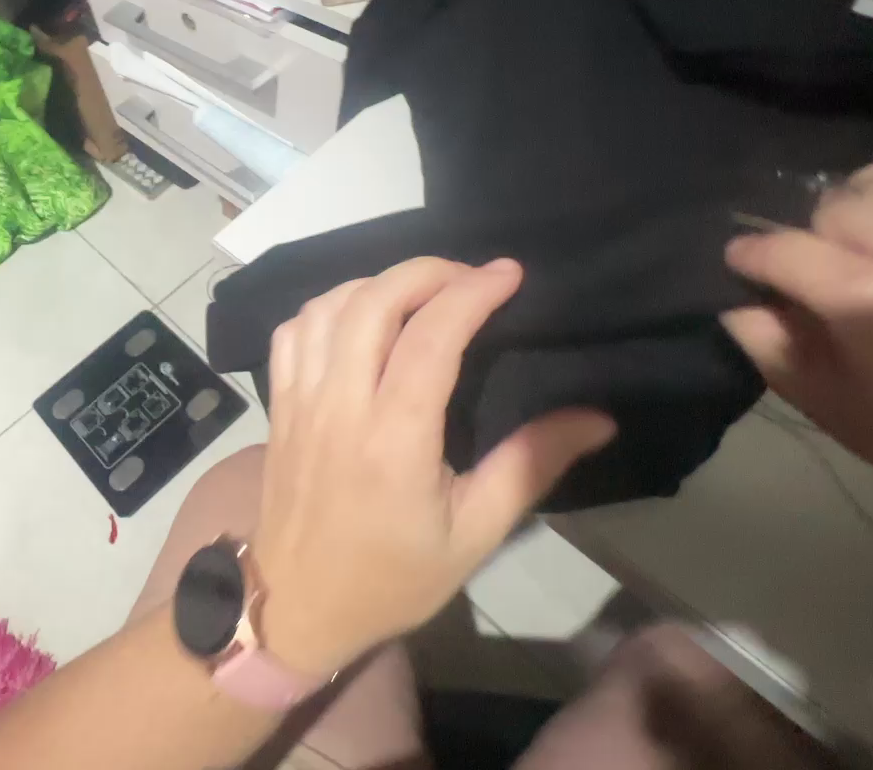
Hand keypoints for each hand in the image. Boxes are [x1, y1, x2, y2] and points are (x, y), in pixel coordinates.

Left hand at [250, 257, 614, 676]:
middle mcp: (339, 404)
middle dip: (423, 272)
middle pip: (371, 304)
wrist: (298, 600)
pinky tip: (353, 315)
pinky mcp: (277, 403)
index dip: (470, 293)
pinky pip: (291, 332)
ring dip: (373, 283)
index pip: (430, 338)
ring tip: (416, 290)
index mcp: (393, 438)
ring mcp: (299, 399)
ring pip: (326, 308)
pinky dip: (325, 307)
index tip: (509, 273)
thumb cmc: (392, 575)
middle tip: (467, 275)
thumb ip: (530, 465)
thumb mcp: (474, 534)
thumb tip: (595, 416)